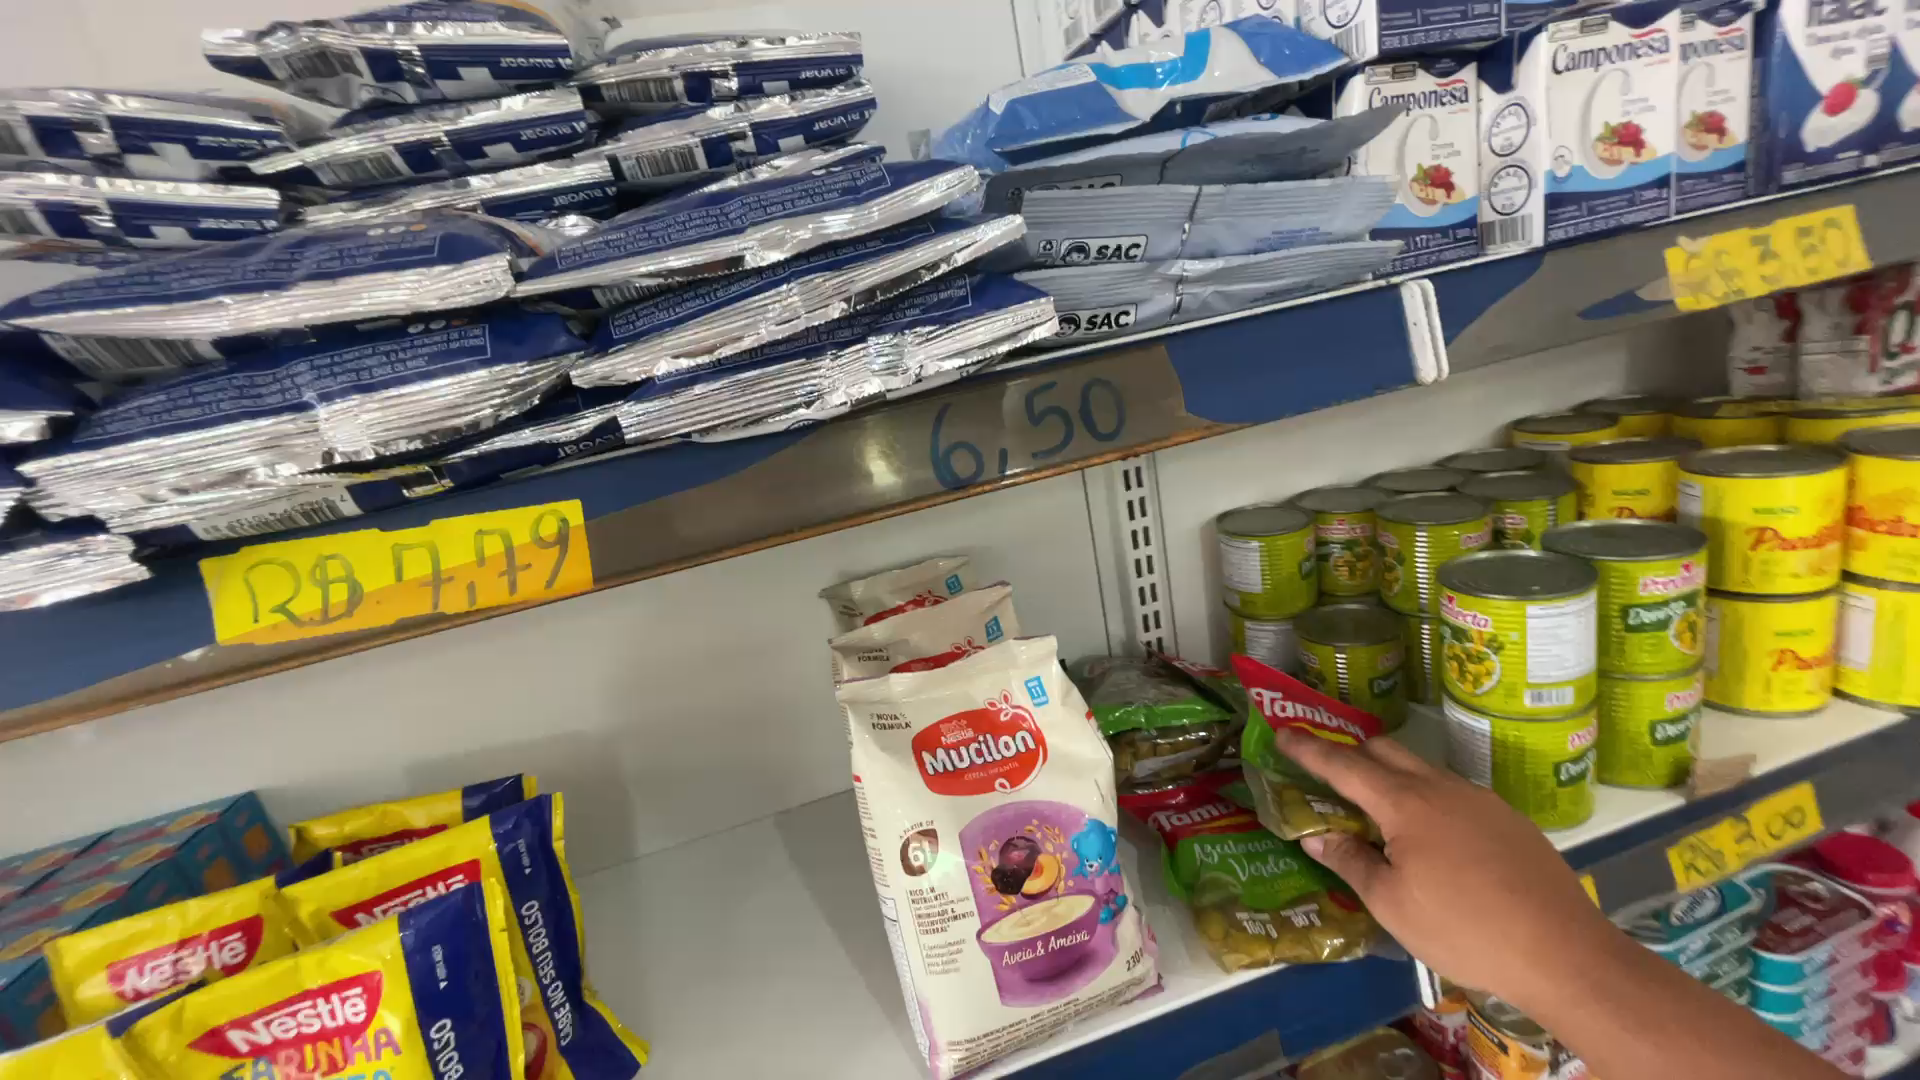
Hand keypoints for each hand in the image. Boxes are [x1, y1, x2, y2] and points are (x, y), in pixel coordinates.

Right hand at [1274, 728, 1625, 1012]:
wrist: (1568, 956)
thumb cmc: (1465, 929)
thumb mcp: (1391, 904)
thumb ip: (1350, 861)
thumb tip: (1318, 835)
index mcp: (1404, 804)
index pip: (1343, 765)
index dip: (1308, 749)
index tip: (1283, 732)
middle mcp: (1440, 788)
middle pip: (1385, 749)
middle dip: (1350, 751)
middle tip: (1326, 770)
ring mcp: (1480, 801)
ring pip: (1422, 769)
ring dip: (1390, 776)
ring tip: (1378, 810)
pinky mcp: (1509, 820)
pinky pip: (1453, 793)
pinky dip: (1426, 799)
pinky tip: (1433, 840)